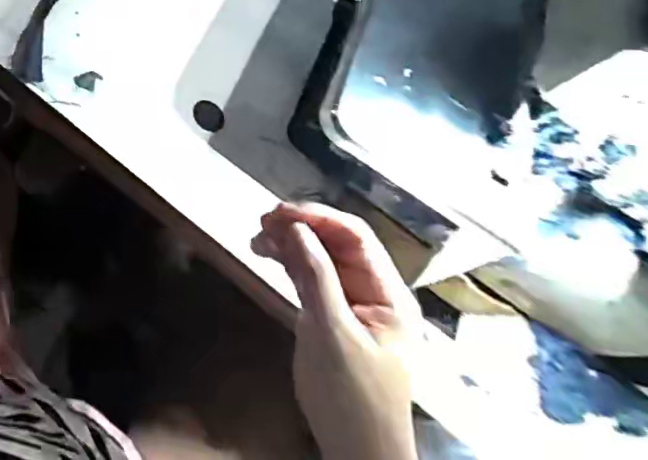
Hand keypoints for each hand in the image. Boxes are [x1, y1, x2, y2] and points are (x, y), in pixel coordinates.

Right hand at [253, 202, 421, 459]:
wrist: (357, 456)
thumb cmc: (352, 398)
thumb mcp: (331, 334)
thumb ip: (316, 276)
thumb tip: (294, 226)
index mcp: (389, 296)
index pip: (355, 236)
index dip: (318, 216)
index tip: (279, 212)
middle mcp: (374, 293)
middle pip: (337, 242)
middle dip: (301, 226)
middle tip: (262, 222)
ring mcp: (353, 304)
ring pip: (321, 256)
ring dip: (291, 241)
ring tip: (258, 237)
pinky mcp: (332, 316)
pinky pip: (311, 275)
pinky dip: (289, 261)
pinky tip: (267, 254)